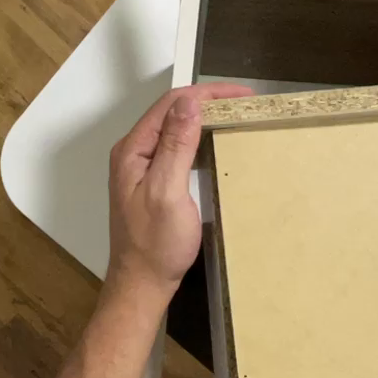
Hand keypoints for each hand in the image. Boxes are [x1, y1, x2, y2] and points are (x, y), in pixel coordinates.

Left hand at [105, 83, 252, 297]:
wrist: (142, 284)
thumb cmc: (155, 246)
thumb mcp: (168, 192)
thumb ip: (177, 146)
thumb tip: (190, 103)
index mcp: (132, 151)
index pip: (170, 105)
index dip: (206, 94)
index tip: (242, 96)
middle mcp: (133, 155)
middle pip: (172, 114)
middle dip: (208, 102)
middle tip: (245, 105)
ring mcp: (142, 170)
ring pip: (175, 131)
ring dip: (204, 120)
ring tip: (235, 118)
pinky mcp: (152, 184)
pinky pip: (175, 151)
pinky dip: (197, 142)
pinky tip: (214, 144)